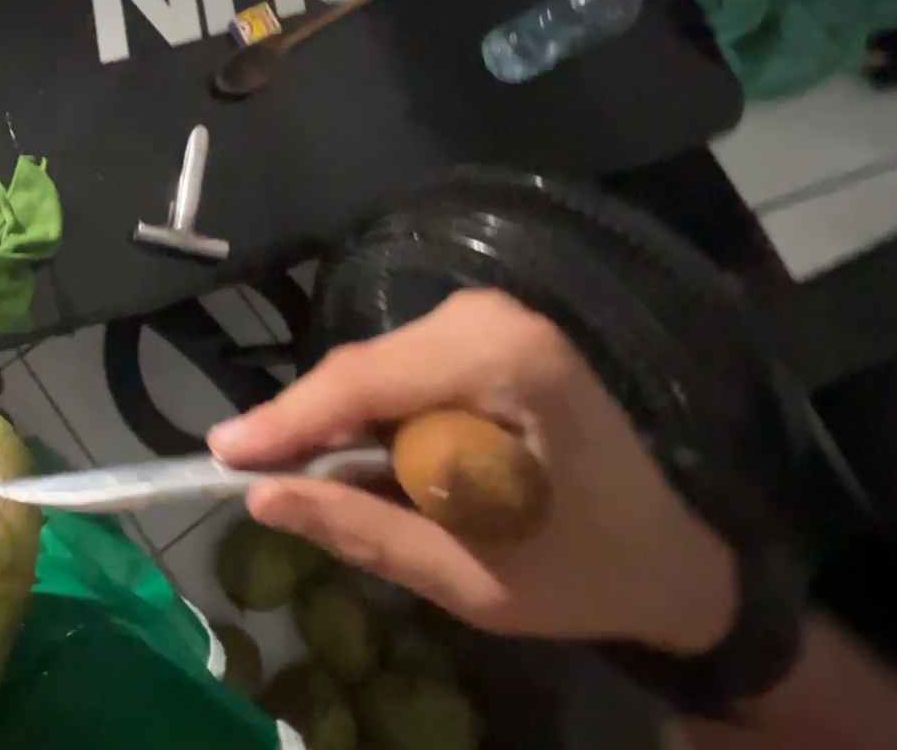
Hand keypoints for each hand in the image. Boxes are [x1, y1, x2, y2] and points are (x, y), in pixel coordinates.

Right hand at [208, 289, 737, 654]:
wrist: (672, 556)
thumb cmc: (584, 574)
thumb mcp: (471, 579)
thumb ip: (363, 530)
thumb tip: (260, 497)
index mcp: (511, 366)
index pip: (368, 380)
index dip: (289, 418)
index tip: (223, 454)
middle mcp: (491, 319)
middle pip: (359, 369)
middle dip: (302, 425)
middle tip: (249, 474)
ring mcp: (481, 318)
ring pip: (363, 369)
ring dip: (327, 424)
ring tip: (300, 475)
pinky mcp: (469, 332)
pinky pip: (383, 372)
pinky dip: (356, 416)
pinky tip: (349, 454)